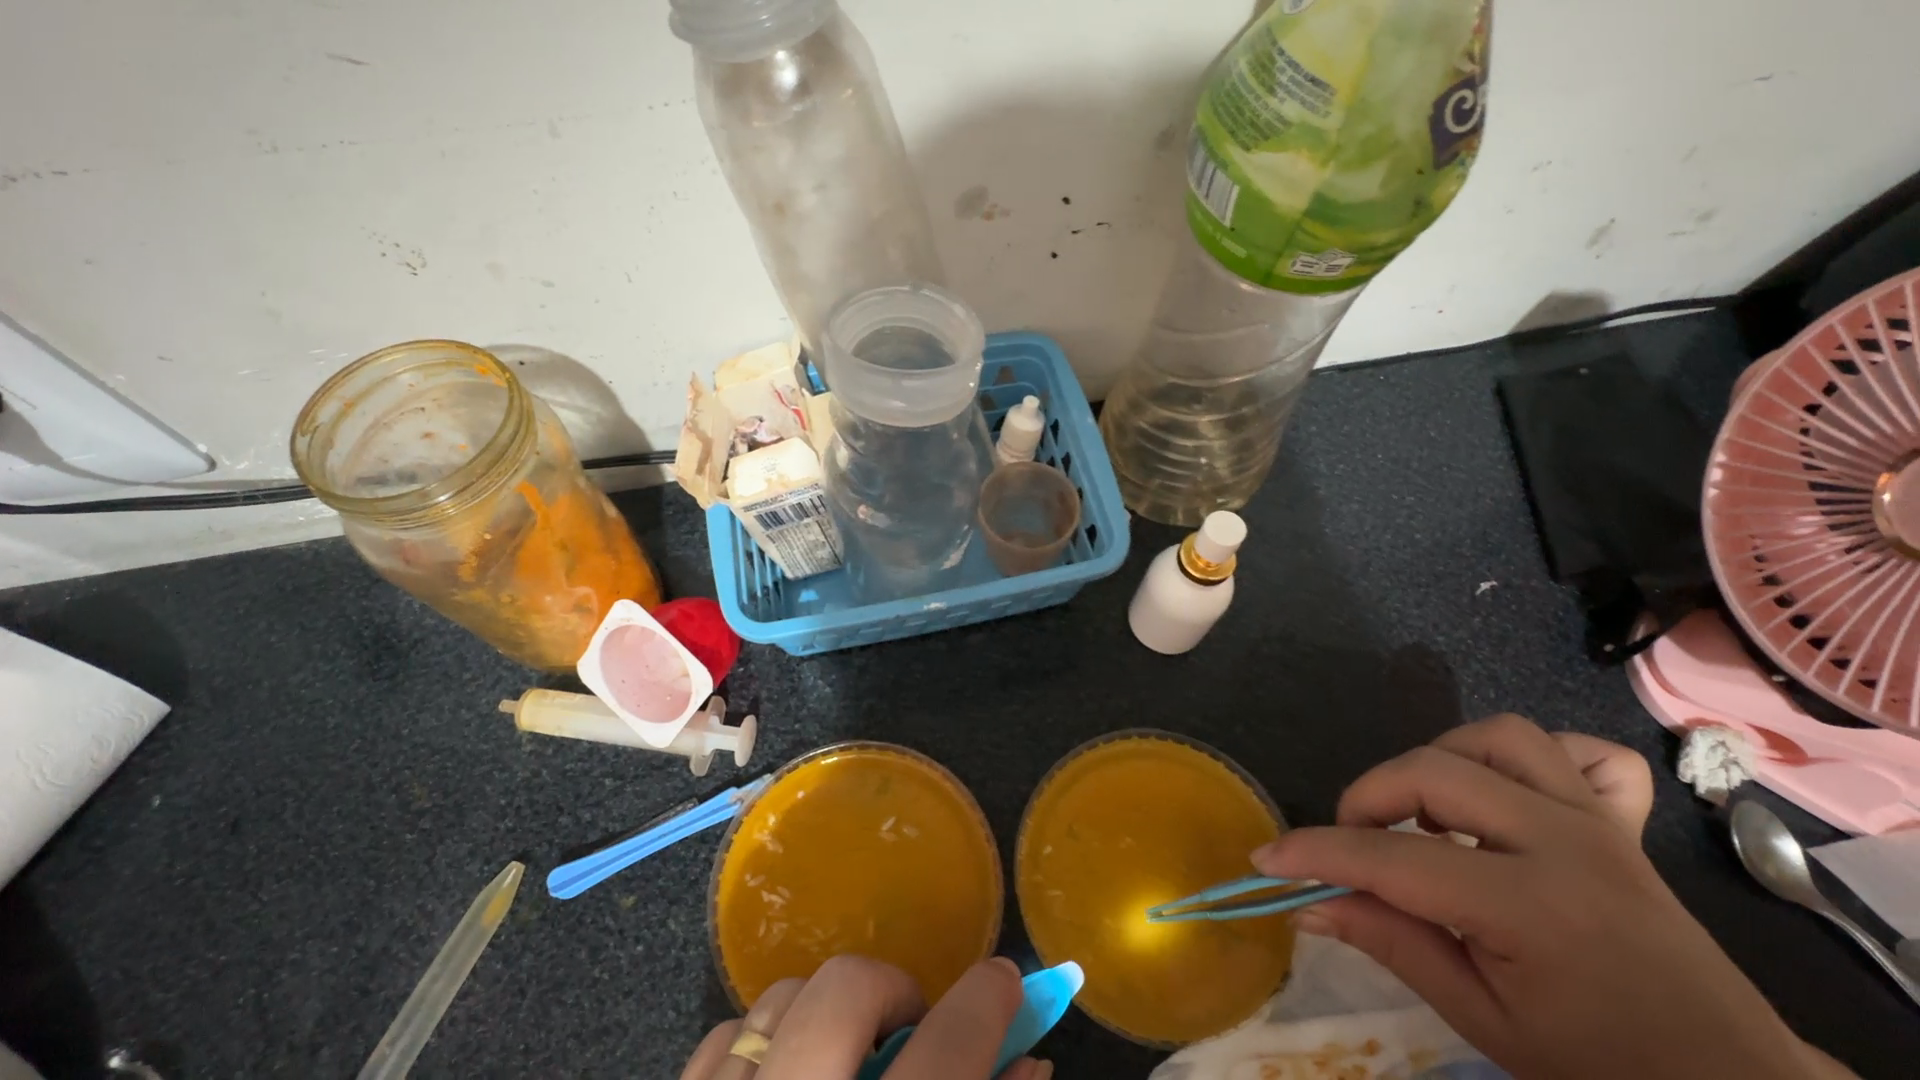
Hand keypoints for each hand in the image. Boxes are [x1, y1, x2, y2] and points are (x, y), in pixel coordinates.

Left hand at [679, 955, 1049, 1079]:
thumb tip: (1030, 1061)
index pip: (948, 1050)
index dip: (989, 1003)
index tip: (1005, 981)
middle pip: (848, 988)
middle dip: (894, 994)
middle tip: (910, 1034)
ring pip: (780, 999)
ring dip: (824, 1016)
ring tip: (841, 1061)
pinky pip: (718, 1036)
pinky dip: (760, 1044)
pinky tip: (779, 1078)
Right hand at [1254, 714, 1844, 1079]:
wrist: (1727, 1079)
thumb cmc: (1597, 1062)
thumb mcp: (1482, 1017)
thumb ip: (1392, 944)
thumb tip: (1307, 904)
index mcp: (1528, 905)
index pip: (1392, 856)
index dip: (1317, 852)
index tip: (1266, 857)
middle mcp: (1563, 841)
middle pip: (1433, 771)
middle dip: (1368, 796)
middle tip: (1351, 843)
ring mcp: (1598, 821)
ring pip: (1498, 737)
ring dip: (1440, 760)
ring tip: (1423, 814)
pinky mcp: (1619, 819)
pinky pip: (1575, 752)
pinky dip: (1525, 757)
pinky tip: (1501, 795)